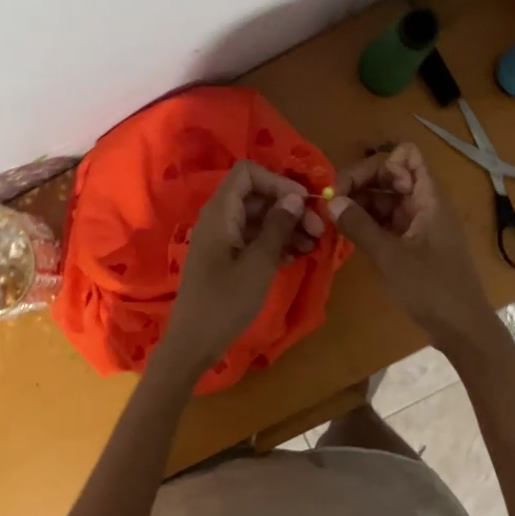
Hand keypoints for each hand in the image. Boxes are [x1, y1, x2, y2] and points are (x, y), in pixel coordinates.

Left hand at [158, 160, 320, 377]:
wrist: (195, 342)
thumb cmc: (225, 301)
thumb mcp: (258, 263)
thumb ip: (278, 227)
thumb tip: (295, 199)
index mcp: (220, 213)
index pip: (248, 173)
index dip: (277, 182)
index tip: (302, 203)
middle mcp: (219, 220)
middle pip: (257, 197)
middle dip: (289, 207)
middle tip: (319, 228)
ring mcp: (223, 241)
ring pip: (259, 220)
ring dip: (287, 227)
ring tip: (315, 243)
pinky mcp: (227, 261)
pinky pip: (254, 241)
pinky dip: (276, 244)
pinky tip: (300, 254)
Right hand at [329, 143, 503, 356]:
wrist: (461, 327)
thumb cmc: (431, 288)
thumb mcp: (391, 257)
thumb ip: (359, 226)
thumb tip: (330, 201)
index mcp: (430, 197)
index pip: (405, 156)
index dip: (376, 164)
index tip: (348, 187)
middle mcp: (426, 204)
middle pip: (392, 176)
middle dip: (361, 183)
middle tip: (331, 203)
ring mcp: (421, 224)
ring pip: (387, 200)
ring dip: (361, 204)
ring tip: (333, 219)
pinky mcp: (415, 245)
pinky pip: (389, 222)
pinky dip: (369, 223)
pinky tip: (348, 233)